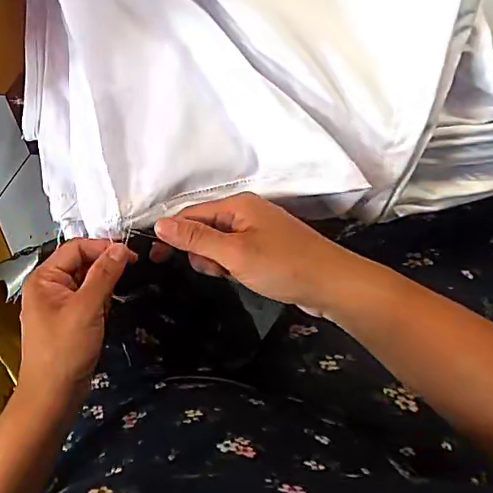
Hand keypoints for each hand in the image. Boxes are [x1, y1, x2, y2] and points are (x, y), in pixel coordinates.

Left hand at [17, 239, 132, 408]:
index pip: (75, 248)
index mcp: (43, 278)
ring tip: (103, 313)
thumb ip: (104, 275)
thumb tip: (120, 248)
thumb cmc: (63, 351)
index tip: (130, 254)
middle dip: (103, 274)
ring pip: (87, 284)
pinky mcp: (67, 321)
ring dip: (102, 293)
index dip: (102, 247)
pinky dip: (99, 308)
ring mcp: (56, 305)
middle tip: (121, 286)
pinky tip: (102, 322)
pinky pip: (87, 303)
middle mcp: (47, 287)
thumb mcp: (87, 308)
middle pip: (81, 264)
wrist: (52, 395)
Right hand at [152, 194, 366, 316]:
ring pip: (216, 243)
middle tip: (215, 269)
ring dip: (215, 261)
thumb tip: (159, 224)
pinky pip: (233, 251)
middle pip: (201, 227)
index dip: (170, 235)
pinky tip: (243, 276)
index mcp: (237, 205)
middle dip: (199, 251)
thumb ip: (195, 238)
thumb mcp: (233, 254)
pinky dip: (231, 265)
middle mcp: (245, 211)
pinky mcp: (266, 247)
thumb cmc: (285, 267)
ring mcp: (257, 229)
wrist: (337, 287)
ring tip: (233, 275)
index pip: (188, 214)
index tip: (155, 258)